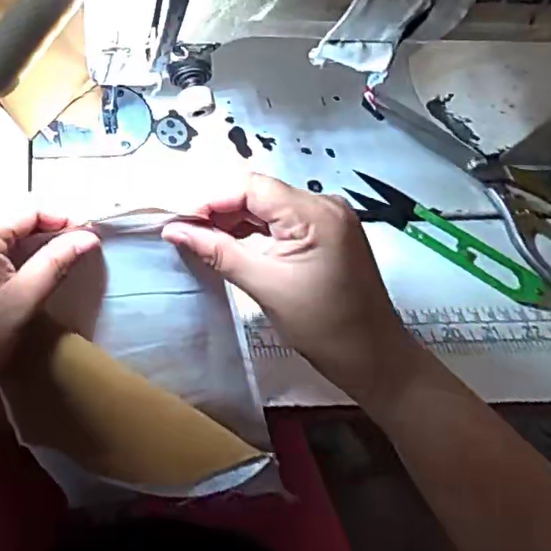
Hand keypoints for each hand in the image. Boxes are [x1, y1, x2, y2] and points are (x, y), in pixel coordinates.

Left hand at [0, 196, 99, 429]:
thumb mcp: (22, 303)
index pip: (29, 206)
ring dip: (16, 220)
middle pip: (8, 203)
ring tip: (45, 244)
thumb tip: (88, 236)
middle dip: (42, 219)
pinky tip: (3, 242)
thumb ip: (55, 262)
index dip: (63, 217)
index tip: (90, 235)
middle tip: (73, 243)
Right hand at [161, 173, 430, 406]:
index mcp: (315, 214)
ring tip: (204, 240)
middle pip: (257, 192)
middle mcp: (324, 205)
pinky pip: (279, 219)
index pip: (250, 187)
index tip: (183, 224)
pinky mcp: (326, 232)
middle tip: (189, 233)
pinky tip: (232, 244)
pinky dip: (253, 229)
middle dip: (220, 210)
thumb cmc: (323, 326)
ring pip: (265, 205)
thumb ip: (215, 250)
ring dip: (234, 220)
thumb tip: (172, 229)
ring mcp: (328, 218)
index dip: (212, 201)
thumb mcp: (262, 284)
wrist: (378, 363)